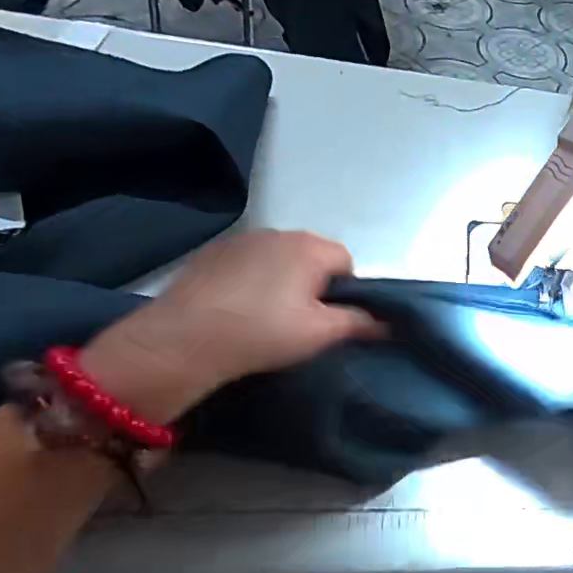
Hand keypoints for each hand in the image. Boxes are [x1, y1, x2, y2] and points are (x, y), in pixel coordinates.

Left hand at [81, 231, 381, 420]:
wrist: (184, 339)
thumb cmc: (264, 332)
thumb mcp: (321, 333)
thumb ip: (360, 322)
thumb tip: (388, 322)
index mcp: (310, 247)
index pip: (346, 261)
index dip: (345, 292)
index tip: (328, 320)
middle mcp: (278, 232)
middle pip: (312, 256)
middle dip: (314, 284)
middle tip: (299, 322)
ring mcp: (241, 239)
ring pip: (278, 259)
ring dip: (282, 281)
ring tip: (266, 317)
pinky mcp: (211, 252)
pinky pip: (247, 263)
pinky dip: (250, 280)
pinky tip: (237, 308)